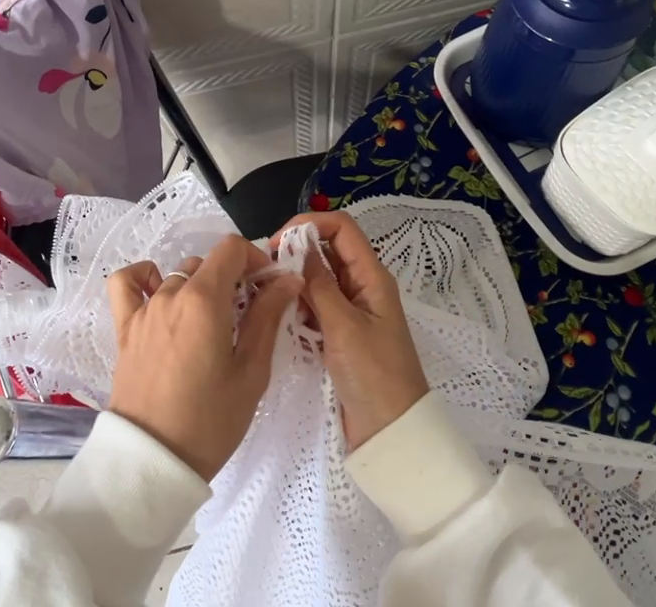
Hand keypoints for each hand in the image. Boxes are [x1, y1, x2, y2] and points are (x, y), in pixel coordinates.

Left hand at [105, 235, 302, 480]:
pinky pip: (126, 284)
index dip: (255, 258)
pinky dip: (144, 278)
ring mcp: (143, 311)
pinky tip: (160, 293)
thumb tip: (287, 279)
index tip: (268, 286)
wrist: (152, 462)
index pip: (231, 249)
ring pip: (177, 276)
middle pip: (206, 264)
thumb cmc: (210, 421)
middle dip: (232, 277)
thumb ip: (267, 317)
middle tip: (249, 314)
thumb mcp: (251, 372)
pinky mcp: (124, 330)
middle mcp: (170, 294)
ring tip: (213, 321)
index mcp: (203, 300)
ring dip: (200, 286)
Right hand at [279, 212, 429, 450]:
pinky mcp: (340, 333)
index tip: (276, 242)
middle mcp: (362, 287)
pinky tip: (279, 314)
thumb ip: (319, 285)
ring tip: (267, 293)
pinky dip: (298, 305)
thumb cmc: (374, 375)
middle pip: (327, 250)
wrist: (391, 431)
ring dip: (294, 280)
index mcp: (372, 277)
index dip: (309, 224)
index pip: (342, 228)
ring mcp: (351, 311)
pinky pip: (316, 306)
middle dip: (296, 252)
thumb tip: (297, 246)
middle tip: (265, 270)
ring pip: (318, 279)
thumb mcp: (344, 326)